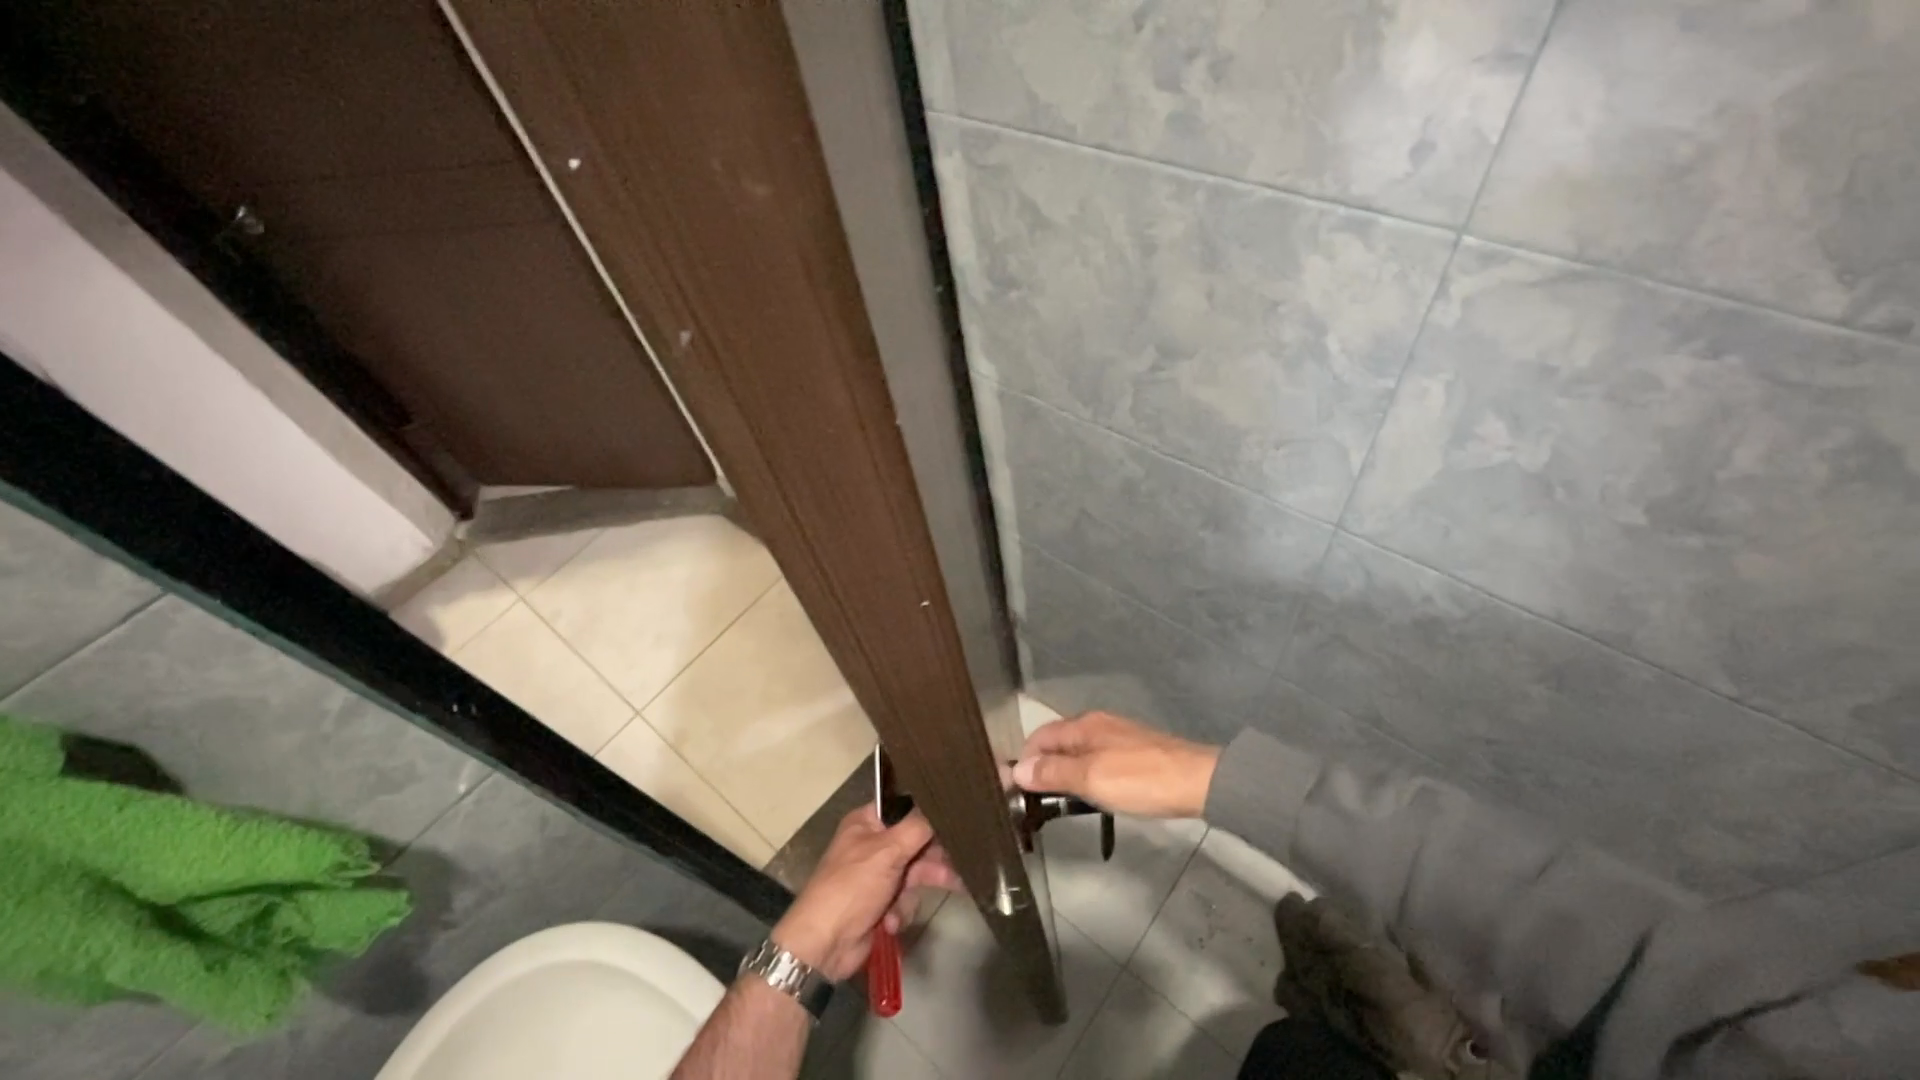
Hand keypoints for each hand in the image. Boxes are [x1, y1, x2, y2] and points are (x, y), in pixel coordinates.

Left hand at [771, 804, 961, 981]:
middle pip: (915, 843)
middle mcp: (873, 844)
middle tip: (960, 864)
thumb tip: (943, 804)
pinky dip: (900, 911)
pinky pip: (905, 899)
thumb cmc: (852, 887)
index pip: (905, 808)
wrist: (825, 944)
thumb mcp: (887, 851)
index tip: (958, 817)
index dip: (930, 813)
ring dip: (911, 893)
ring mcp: (877, 875)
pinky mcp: (882, 902)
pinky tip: (889, 922)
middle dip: (931, 861)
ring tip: (916, 900)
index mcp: (867, 822)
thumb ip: (918, 827)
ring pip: (914, 874)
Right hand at [1013, 710, 1220, 818]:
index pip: (1040, 737)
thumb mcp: (1090, 779)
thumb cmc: (1140, 780)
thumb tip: (1017, 769)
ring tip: (1059, 803)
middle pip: (1058, 744)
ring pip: (1078, 754)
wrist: (1199, 783)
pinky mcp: (1135, 754)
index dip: (1024, 761)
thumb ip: (1052, 773)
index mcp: (1084, 726)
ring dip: (1065, 774)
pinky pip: (1097, 762)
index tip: (1015, 790)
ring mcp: (1118, 738)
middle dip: (1043, 768)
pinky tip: (1092, 796)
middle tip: (1035, 801)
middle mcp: (1098, 725)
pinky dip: (1086, 777)